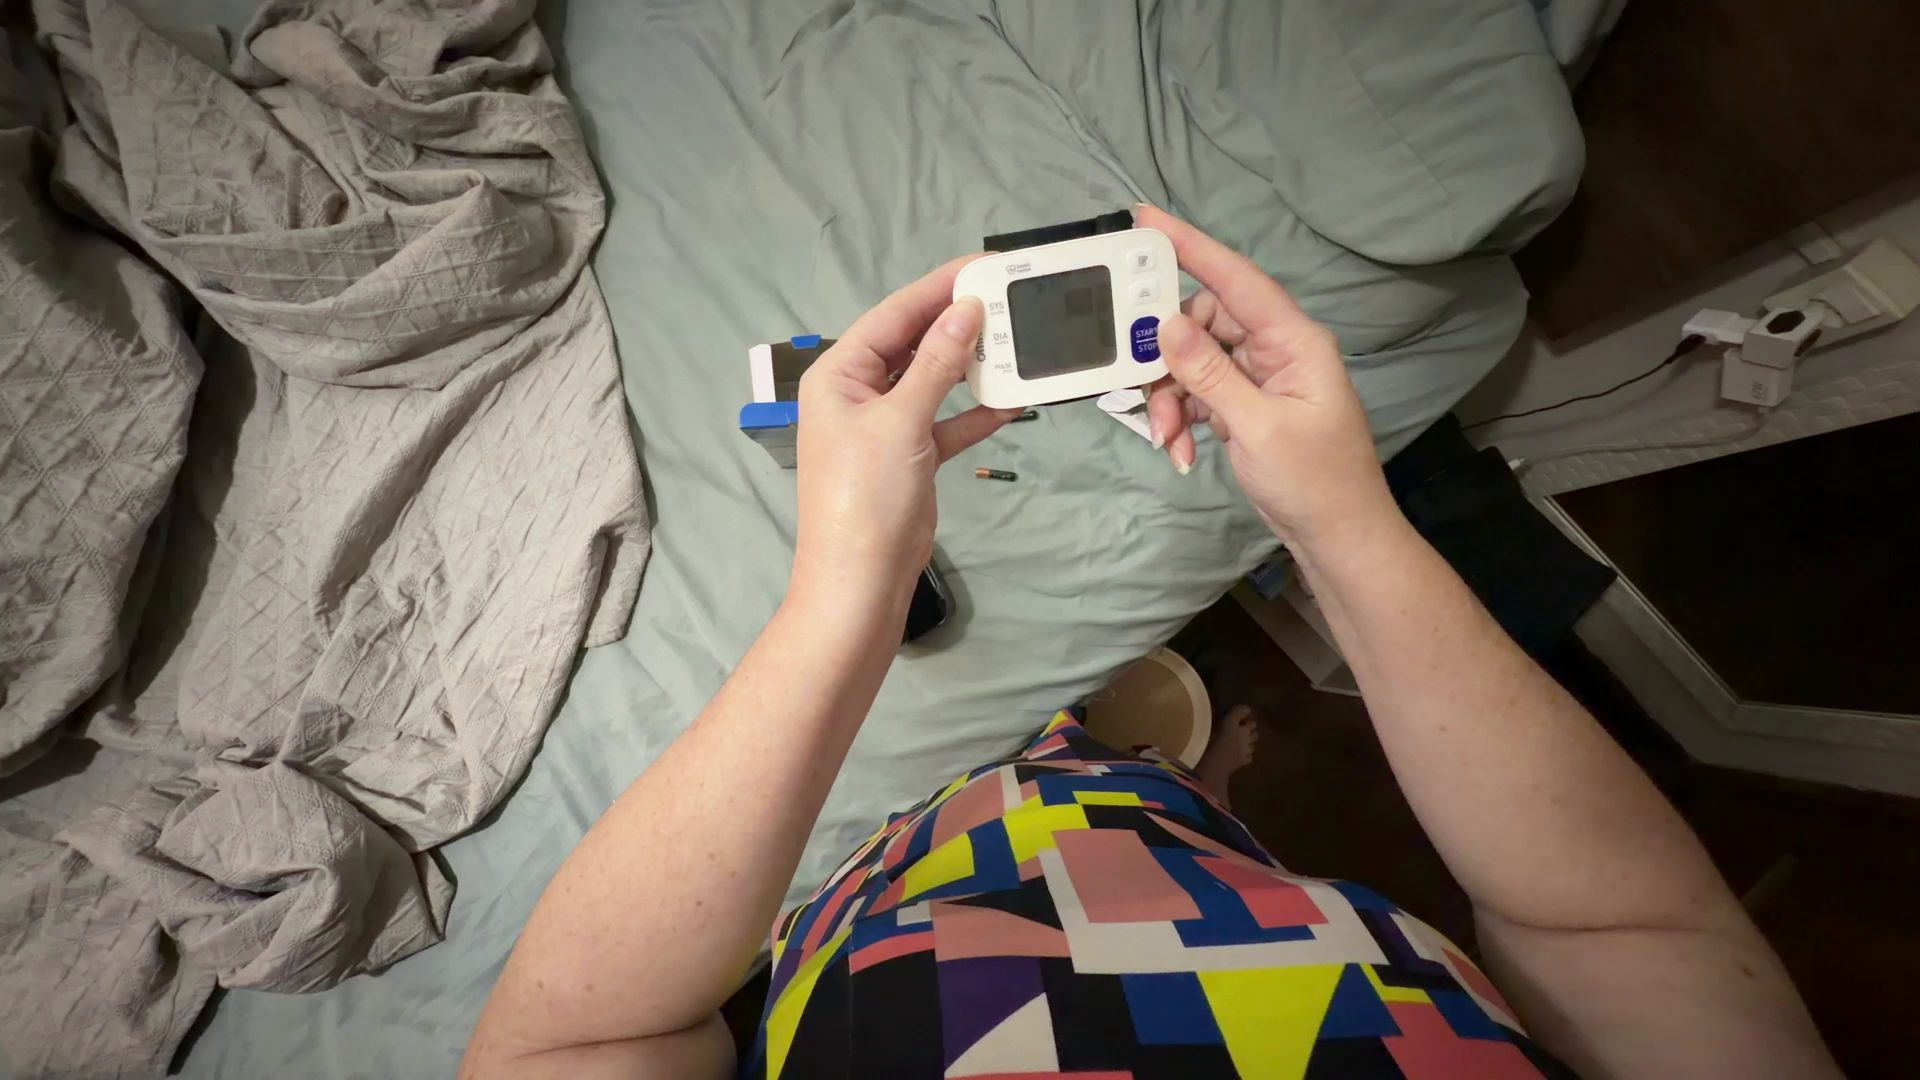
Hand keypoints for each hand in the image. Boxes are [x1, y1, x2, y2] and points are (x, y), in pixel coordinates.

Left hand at [793, 256, 1014, 618]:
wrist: (862, 576)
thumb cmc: (867, 492)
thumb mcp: (900, 420)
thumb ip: (935, 364)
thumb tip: (966, 309)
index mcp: (840, 374)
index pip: (892, 316)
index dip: (936, 288)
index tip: (982, 265)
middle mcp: (859, 393)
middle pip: (913, 345)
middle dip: (956, 324)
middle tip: (1007, 300)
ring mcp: (886, 426)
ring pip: (932, 383)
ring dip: (968, 368)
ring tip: (1013, 342)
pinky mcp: (910, 456)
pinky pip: (946, 424)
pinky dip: (973, 415)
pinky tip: (1009, 404)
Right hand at [1139, 205, 1395, 547]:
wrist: (1333, 531)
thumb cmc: (1312, 479)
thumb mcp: (1257, 426)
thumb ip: (1210, 374)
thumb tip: (1168, 326)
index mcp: (1292, 341)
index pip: (1236, 279)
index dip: (1192, 247)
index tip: (1146, 220)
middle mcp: (1271, 349)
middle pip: (1201, 324)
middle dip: (1167, 358)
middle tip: (1141, 384)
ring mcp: (1254, 378)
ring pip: (1191, 363)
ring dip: (1170, 400)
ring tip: (1167, 438)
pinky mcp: (1240, 404)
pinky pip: (1196, 394)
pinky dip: (1180, 419)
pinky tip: (1179, 451)